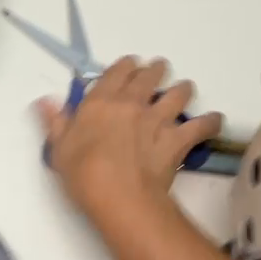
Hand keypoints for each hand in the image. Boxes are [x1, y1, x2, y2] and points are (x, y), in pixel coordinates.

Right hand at [38, 56, 222, 225]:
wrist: (118, 195)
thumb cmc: (83, 173)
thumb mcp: (59, 148)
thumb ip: (55, 121)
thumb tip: (45, 101)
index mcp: (101, 102)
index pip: (116, 72)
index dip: (125, 65)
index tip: (131, 64)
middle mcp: (131, 103)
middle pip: (149, 77)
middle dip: (155, 70)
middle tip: (159, 69)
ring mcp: (158, 120)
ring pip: (177, 94)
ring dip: (183, 89)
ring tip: (185, 88)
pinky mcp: (177, 140)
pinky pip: (200, 126)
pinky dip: (210, 122)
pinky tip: (214, 120)